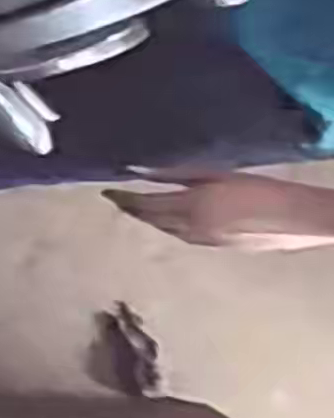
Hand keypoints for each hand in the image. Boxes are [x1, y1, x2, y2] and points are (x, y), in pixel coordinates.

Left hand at [103, 171, 333, 251]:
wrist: (312, 216)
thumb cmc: (264, 190)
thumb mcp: (215, 176)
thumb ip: (172, 175)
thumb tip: (135, 170)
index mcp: (189, 207)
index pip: (142, 203)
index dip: (121, 198)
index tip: (106, 192)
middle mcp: (193, 227)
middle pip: (150, 219)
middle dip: (131, 209)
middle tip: (119, 200)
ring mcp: (209, 240)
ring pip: (166, 230)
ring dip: (149, 220)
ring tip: (139, 210)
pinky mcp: (226, 248)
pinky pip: (186, 237)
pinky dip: (170, 228)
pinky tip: (170, 222)